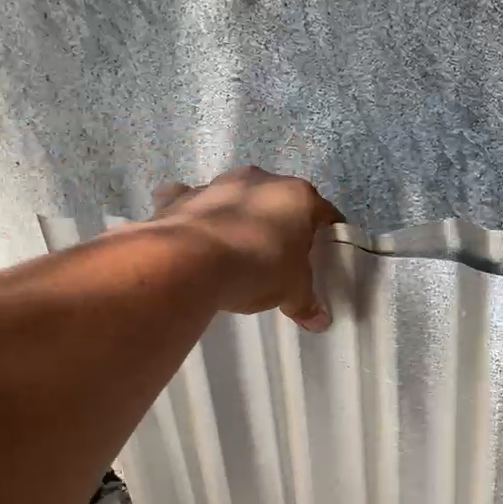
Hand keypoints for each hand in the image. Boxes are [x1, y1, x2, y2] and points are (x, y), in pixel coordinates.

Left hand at [148, 166, 344, 330]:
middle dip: (281, 223)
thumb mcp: (293, 291)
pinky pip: (188, 201)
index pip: (324, 214)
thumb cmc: (259, 266)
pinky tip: (194, 236)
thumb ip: (306, 302)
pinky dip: (193, 214)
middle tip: (281, 255)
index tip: (323, 256)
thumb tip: (319, 322)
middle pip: (279, 201)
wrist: (186, 263)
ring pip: (235, 198)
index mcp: (298, 196)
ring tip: (237, 249)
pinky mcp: (177, 197)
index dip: (326, 236)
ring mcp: (215, 185)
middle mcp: (259, 181)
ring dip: (238, 216)